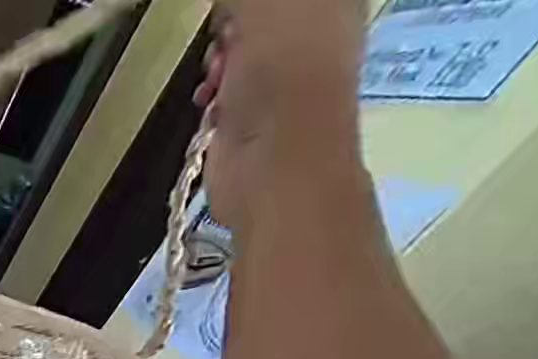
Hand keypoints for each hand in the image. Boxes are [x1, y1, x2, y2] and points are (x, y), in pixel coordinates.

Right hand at [193, 0, 367, 224]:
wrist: (272, 163)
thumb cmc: (282, 76)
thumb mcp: (267, 6)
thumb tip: (226, 6)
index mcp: (331, 0)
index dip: (246, 3)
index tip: (231, 10)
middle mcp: (312, 32)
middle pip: (258, 14)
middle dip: (231, 22)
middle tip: (224, 37)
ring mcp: (280, 77)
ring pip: (237, 48)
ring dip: (216, 58)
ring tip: (213, 74)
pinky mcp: (250, 113)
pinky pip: (224, 87)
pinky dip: (210, 91)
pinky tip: (207, 100)